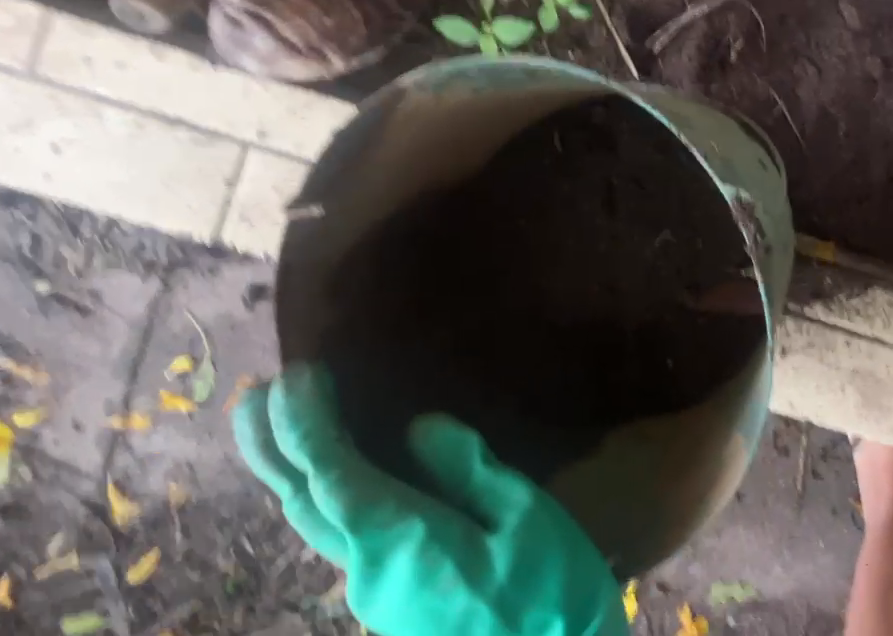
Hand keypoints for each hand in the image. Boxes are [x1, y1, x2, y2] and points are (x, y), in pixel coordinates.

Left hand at [232, 363, 625, 635]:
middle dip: (274, 447)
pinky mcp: (390, 600)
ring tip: (281, 427)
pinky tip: (340, 479)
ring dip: (293, 471)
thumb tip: (418, 428)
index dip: (307, 425)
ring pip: (316, 524)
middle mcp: (368, 571)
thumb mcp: (528, 516)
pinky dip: (327, 494)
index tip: (298, 377)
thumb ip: (470, 470)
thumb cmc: (552, 587)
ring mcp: (374, 592)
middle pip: (304, 504)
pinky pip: (343, 537)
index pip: (334, 477)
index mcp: (405, 542)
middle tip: (255, 395)